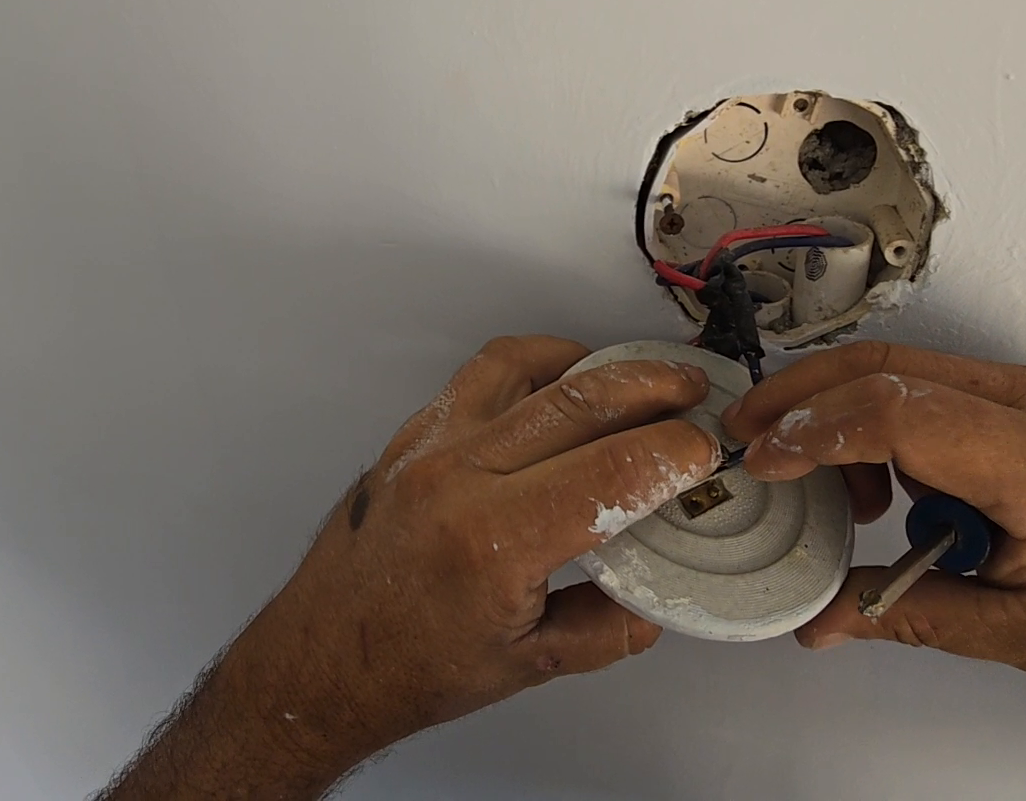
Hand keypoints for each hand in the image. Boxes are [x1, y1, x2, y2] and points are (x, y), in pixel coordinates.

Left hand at [103, 336, 721, 800]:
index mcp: (492, 541)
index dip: (672, 454)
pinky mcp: (416, 432)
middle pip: (577, 401)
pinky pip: (483, 373)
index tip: (703, 449)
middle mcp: (458, 477)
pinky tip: (561, 375)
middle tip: (689, 389)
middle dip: (651, 386)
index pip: (609, 474)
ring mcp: (431, 444)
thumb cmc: (406, 663)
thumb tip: (654, 594)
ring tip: (633, 371)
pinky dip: (535, 362)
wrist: (321, 654)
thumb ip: (605, 628)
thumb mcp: (525, 663)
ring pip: (526, 367)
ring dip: (593, 361)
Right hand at [722, 340, 1025, 797]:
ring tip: (850, 492)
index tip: (765, 459)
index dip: (814, 431)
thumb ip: (907, 613)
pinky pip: (938, 387)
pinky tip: (901, 483)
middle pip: (885, 366)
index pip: (899, 413)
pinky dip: (890, 422)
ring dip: (847, 414)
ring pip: (904, 369)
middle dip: (801, 393)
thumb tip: (827, 617)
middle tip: (752, 431)